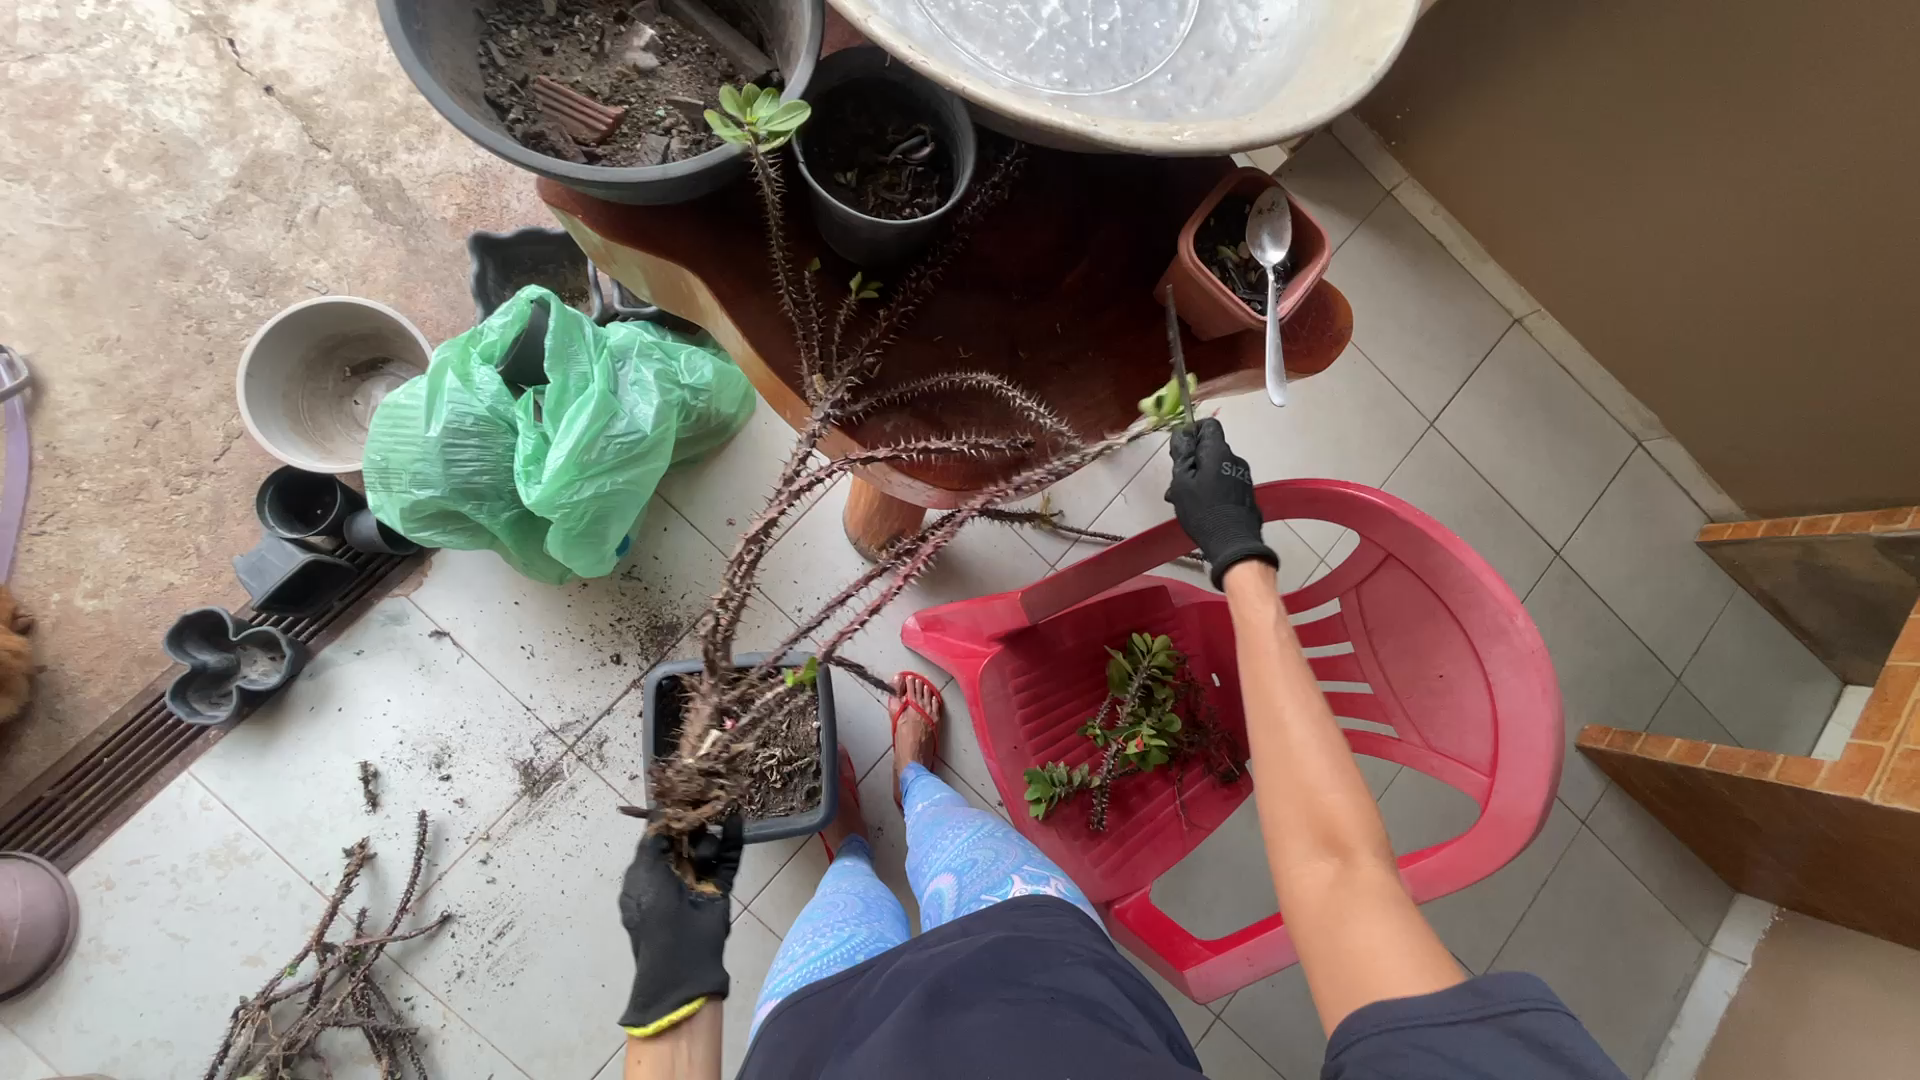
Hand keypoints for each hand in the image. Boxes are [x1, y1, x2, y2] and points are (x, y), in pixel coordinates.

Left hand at [618, 818, 742, 1034]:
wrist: (681, 959)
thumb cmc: (654, 914)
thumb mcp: (644, 873)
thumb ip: (654, 840)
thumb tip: (659, 813)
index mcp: (647, 875)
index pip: (658, 838)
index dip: (667, 817)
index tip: (679, 792)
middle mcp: (672, 875)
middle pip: (685, 839)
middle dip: (692, 822)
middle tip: (702, 799)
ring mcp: (698, 881)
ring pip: (706, 847)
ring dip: (707, 840)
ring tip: (706, 849)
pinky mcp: (720, 887)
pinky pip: (728, 859)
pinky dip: (733, 840)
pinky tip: (737, 819)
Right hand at [1165, 418, 1276, 588]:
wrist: (1232, 541)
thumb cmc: (1202, 510)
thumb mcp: (1182, 482)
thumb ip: (1182, 455)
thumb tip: (1181, 434)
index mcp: (1218, 452)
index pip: (1208, 425)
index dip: (1191, 432)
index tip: (1180, 451)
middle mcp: (1235, 459)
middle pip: (1210, 449)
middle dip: (1192, 462)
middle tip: (1177, 483)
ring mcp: (1243, 476)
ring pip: (1216, 468)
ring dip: (1200, 478)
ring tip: (1185, 500)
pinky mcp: (1246, 493)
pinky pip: (1225, 482)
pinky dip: (1212, 489)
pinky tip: (1201, 509)